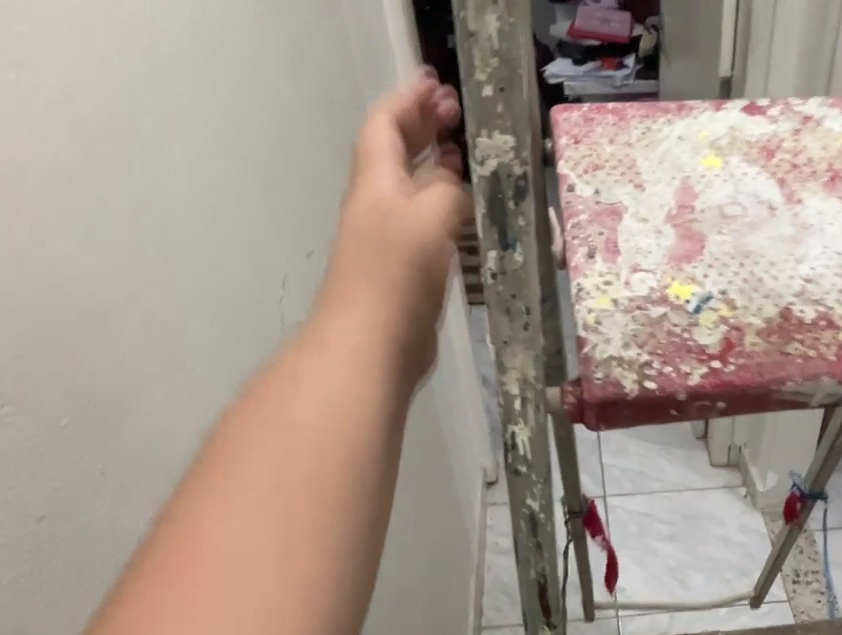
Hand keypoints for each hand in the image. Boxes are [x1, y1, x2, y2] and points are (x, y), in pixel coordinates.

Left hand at [311, 69, 467, 389]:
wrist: (372, 344)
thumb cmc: (395, 274)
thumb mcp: (428, 216)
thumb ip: (448, 190)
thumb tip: (459, 185)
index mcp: (377, 182)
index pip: (385, 125)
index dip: (408, 101)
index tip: (435, 83)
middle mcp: (380, 206)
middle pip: (397, 154)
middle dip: (423, 128)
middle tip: (455, 112)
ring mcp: (392, 241)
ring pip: (414, 191)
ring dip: (437, 168)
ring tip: (466, 156)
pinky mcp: (407, 274)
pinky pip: (427, 227)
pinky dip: (447, 211)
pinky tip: (469, 218)